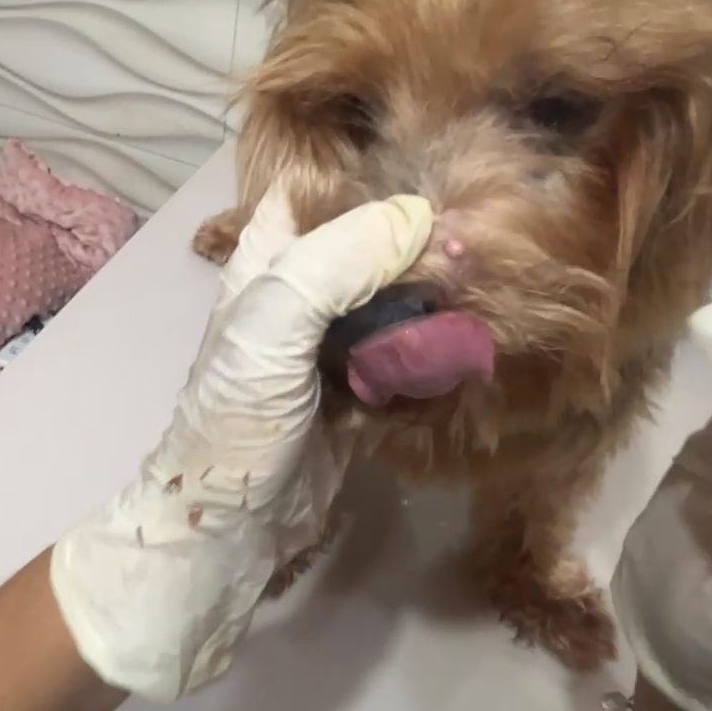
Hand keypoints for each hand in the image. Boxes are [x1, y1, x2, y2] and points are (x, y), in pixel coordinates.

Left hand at [51, 186, 432, 700]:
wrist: (235, 525)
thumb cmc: (239, 413)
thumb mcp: (272, 323)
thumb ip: (336, 262)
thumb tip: (417, 217)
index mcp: (267, 261)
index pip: (316, 193)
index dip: (366, 185)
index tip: (426, 187)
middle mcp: (301, 292)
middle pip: (368, 245)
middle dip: (417, 246)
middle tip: (471, 252)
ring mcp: (332, 342)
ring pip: (393, 299)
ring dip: (433, 299)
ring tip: (476, 297)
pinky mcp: (361, 386)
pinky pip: (405, 353)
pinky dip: (432, 349)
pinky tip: (462, 349)